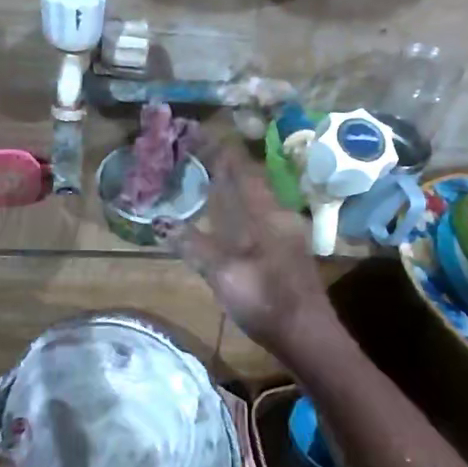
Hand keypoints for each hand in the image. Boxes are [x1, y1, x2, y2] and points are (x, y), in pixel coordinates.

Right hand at [159, 143, 333, 347]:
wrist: (307, 335)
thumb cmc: (265, 299)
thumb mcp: (223, 272)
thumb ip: (192, 245)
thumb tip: (160, 222)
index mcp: (264, 211)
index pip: (238, 167)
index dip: (215, 148)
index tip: (192, 131)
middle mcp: (278, 214)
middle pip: (249, 178)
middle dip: (223, 163)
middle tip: (194, 154)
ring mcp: (286, 232)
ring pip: (256, 197)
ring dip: (232, 185)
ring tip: (208, 179)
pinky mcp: (287, 251)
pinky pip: (259, 215)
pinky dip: (240, 207)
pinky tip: (230, 220)